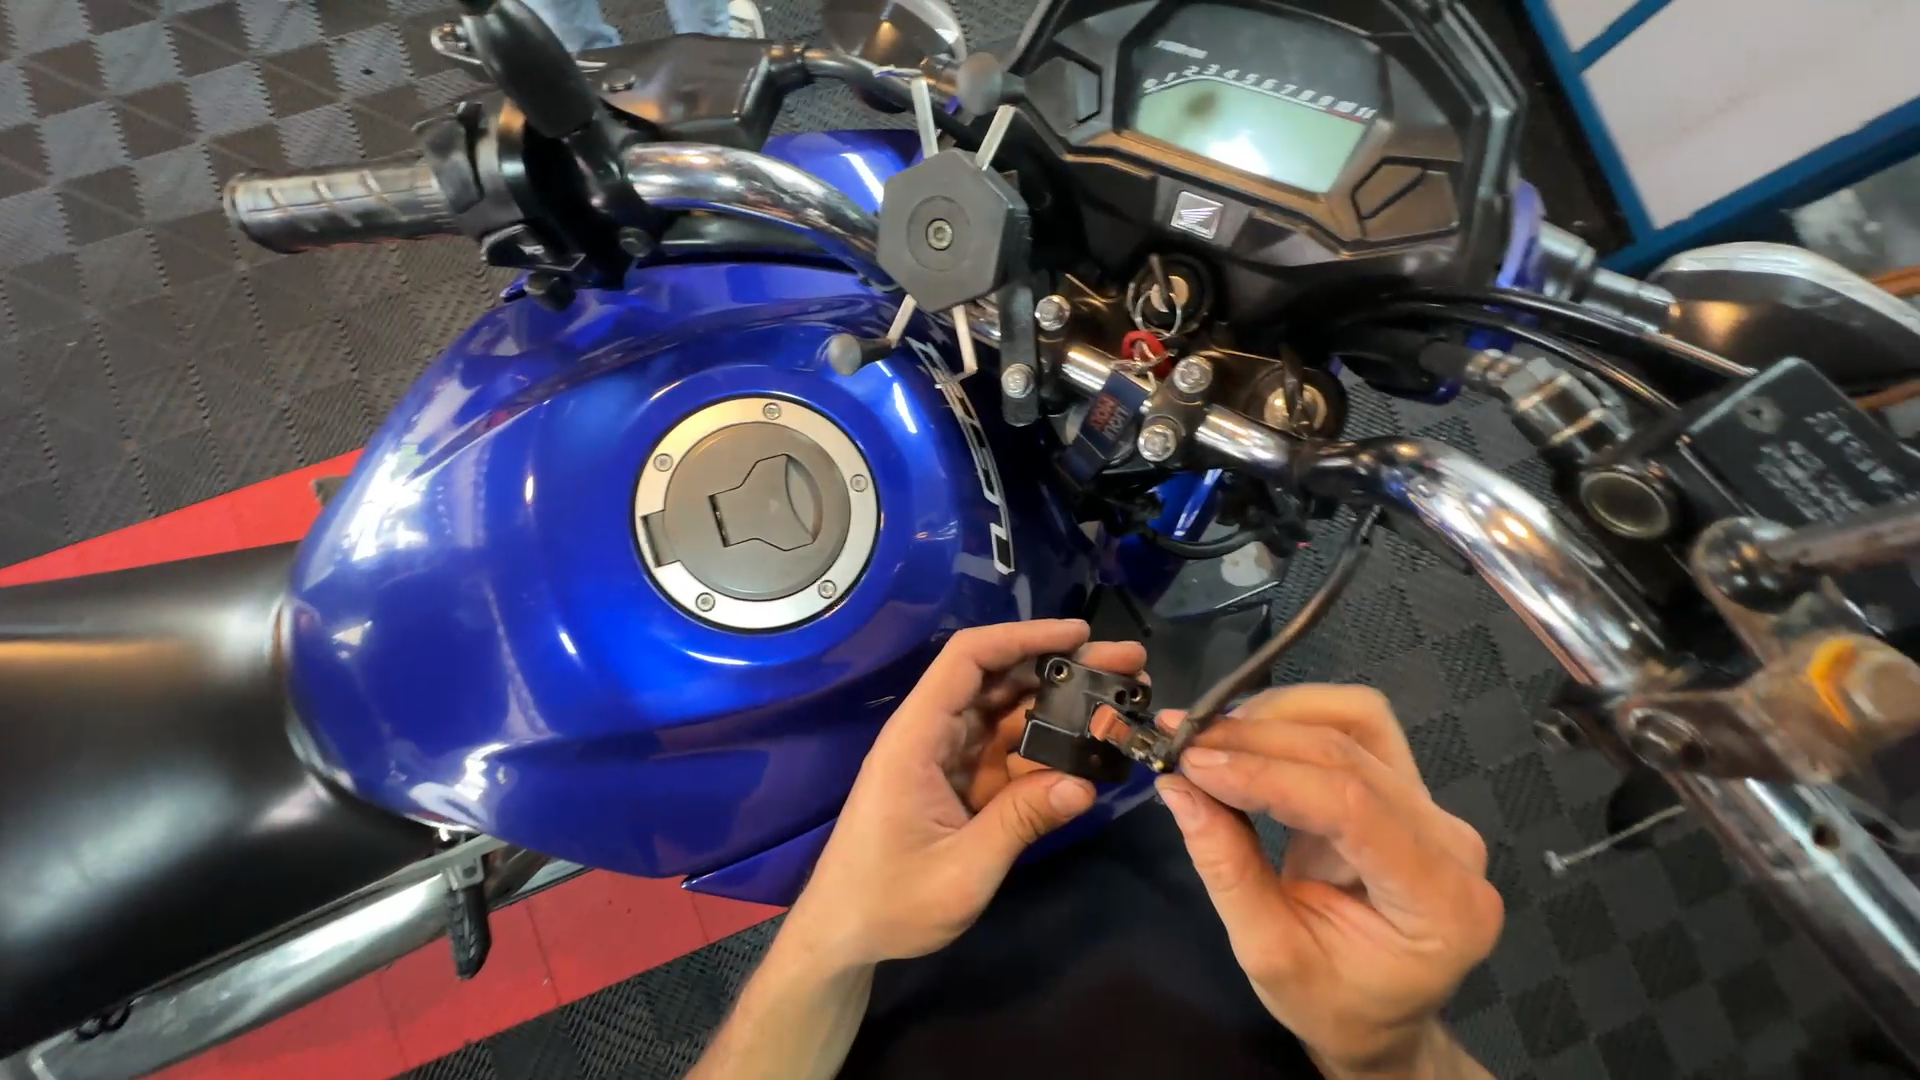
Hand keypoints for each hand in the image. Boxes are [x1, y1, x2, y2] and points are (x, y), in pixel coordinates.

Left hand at [783, 619, 1146, 969]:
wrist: (844, 934)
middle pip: (998, 679)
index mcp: (918, 736)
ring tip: (1121, 700)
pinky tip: (1089, 749)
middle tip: (1127, 665)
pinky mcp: (959, 781)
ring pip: (1008, 713)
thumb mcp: (961, 870)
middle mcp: (932, 733)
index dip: (1022, 637)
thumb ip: (1021, 822)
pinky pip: (1007, 751)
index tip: (1079, 636)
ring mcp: (947, 756)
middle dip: (1060, 668)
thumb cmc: (889, 901)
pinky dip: (1047, 747)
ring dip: (1061, 705)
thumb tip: (1086, 785)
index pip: (968, 659)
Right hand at [1155, 686, 1502, 1078]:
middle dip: (1253, 739)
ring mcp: (1432, 806)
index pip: (1350, 806)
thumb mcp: (1268, 954)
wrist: (1378, 1017)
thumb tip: (1177, 788)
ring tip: (1209, 731)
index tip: (1191, 763)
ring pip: (1357, 718)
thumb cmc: (1331, 1002)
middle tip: (1179, 739)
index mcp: (1438, 903)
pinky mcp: (1405, 784)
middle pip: (1348, 753)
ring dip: (1275, 713)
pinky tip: (1246, 730)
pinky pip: (1355, 721)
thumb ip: (1227, 869)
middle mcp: (1449, 842)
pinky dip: (1293, 714)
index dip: (1265, 775)